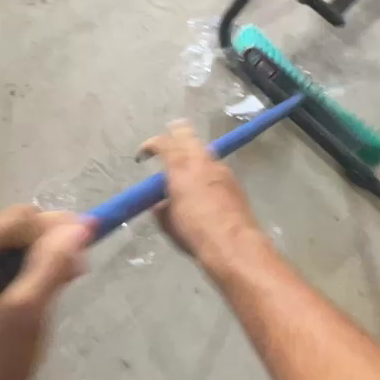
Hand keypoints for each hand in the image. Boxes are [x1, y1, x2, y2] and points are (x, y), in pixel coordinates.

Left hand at [0, 205, 89, 379]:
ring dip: (50, 255)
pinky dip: (41, 270)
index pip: (22, 219)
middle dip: (54, 239)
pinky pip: (19, 264)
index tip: (91, 239)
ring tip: (74, 276)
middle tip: (83, 263)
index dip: (56, 224)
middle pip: (21, 228)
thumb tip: (80, 226)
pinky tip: (58, 285)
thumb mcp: (27, 311)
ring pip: (23, 246)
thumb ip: (51, 265)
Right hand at [139, 120, 266, 272]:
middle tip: (169, 139)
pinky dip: (208, 170)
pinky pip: (217, 166)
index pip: (162, 143)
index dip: (150, 145)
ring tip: (188, 166)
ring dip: (194, 152)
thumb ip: (162, 208)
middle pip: (187, 134)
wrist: (235, 245)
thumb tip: (160, 204)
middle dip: (175, 134)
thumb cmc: (195, 234)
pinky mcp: (235, 180)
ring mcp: (221, 168)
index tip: (143, 155)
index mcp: (179, 168)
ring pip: (204, 149)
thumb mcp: (169, 224)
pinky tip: (207, 185)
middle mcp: (201, 161)